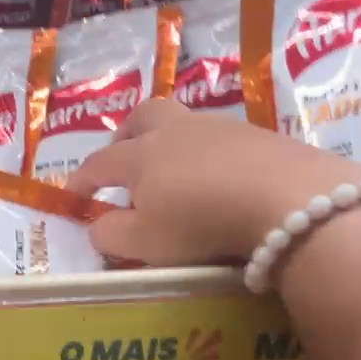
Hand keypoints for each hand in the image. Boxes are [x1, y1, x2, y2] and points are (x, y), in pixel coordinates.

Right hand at [66, 100, 360, 265]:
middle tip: (120, 164)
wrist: (287, 199)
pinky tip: (209, 183)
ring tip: (167, 179)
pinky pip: (215, 140)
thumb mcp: (139, 243)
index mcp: (139, 155)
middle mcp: (175, 131)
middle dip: (124, 137)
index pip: (97, 163)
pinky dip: (201, 157)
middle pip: (142, 116)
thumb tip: (99, 224)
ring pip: (181, 124)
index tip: (72, 201)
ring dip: (165, 146)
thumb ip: (108, 234)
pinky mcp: (257, 136)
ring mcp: (219, 128)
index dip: (79, 182)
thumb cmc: (198, 222)